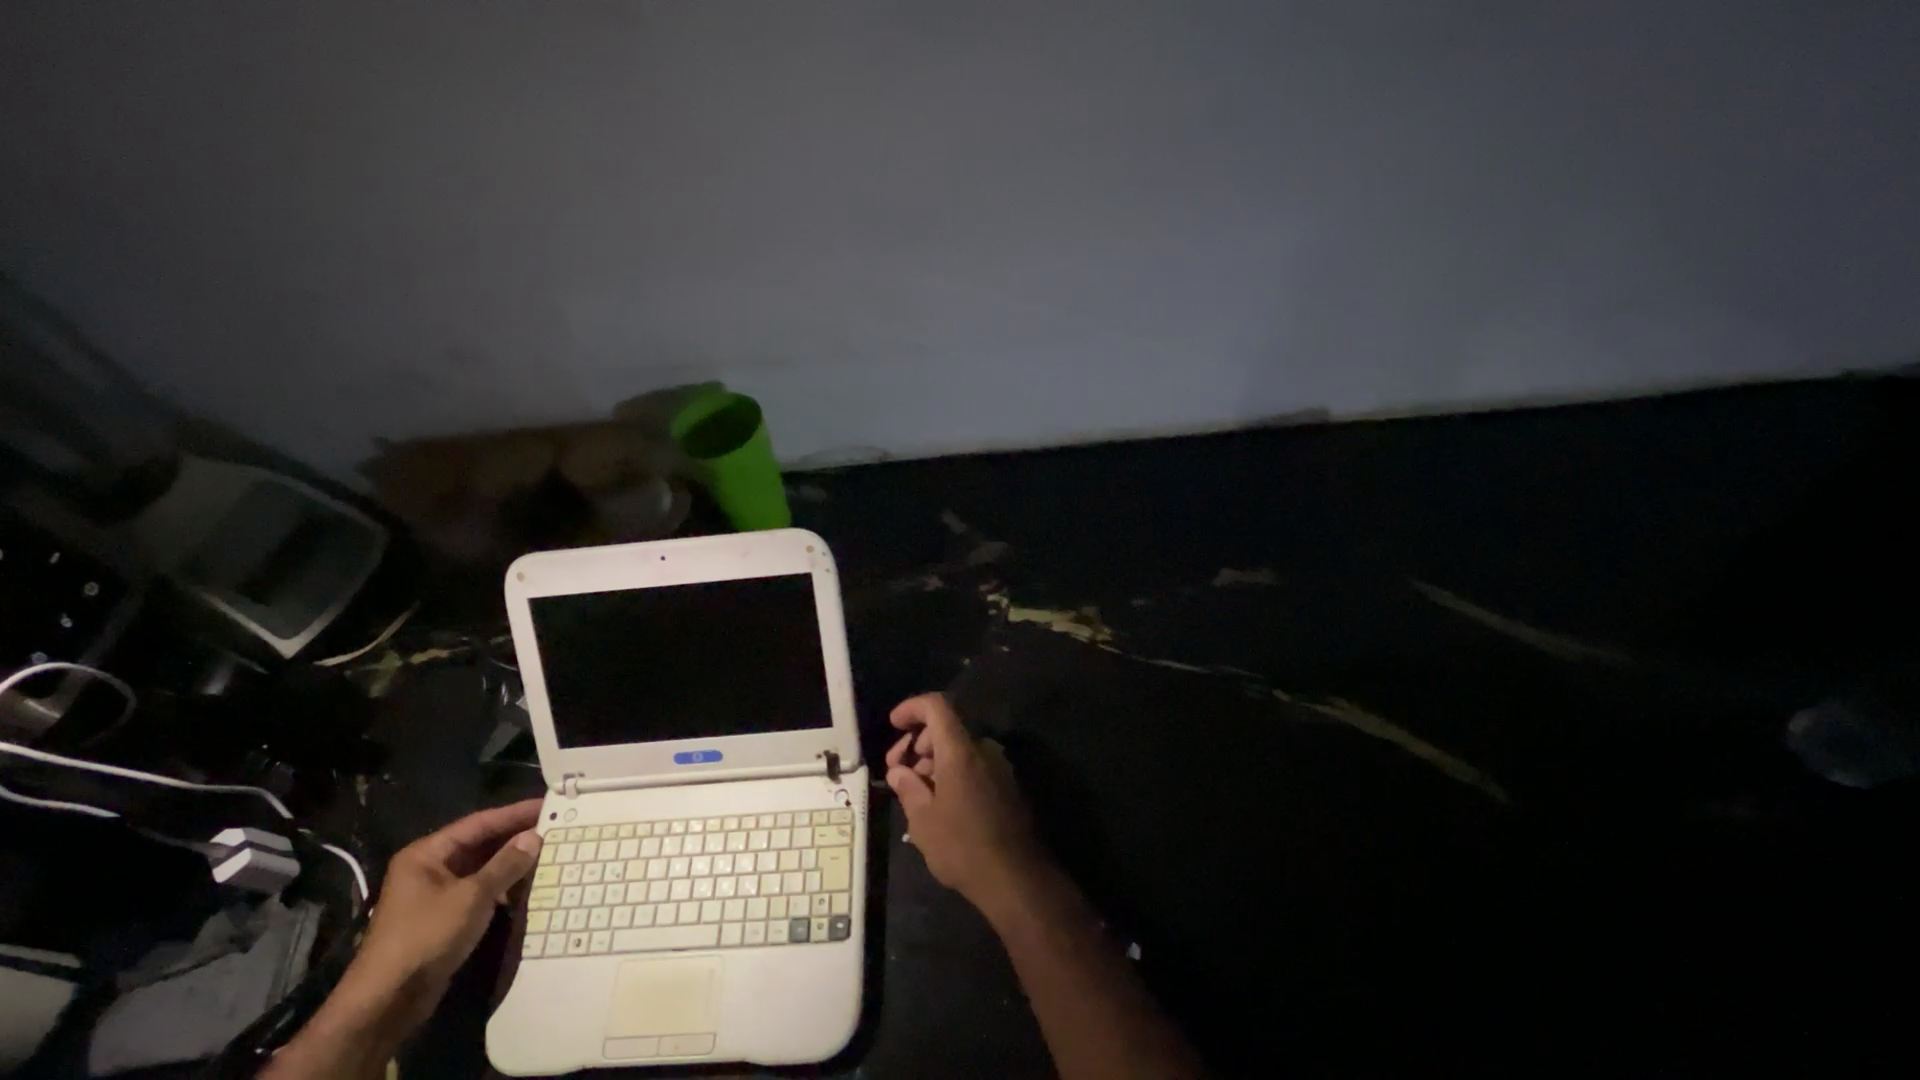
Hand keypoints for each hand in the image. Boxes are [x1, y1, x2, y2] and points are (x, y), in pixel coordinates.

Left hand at [262, 800, 542, 1077]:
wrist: (388, 999)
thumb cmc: (427, 936)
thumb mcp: (472, 896)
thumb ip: (505, 865)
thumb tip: (533, 837)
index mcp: (427, 854)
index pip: (478, 823)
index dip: (514, 813)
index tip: (547, 805)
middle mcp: (428, 868)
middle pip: (479, 844)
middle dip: (514, 837)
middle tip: (554, 827)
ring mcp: (434, 894)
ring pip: (480, 869)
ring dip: (510, 863)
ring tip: (547, 853)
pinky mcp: (443, 918)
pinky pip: (478, 891)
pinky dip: (502, 887)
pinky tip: (527, 887)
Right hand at [886, 693, 1048, 916]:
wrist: (1015, 877)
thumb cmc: (962, 846)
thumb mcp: (922, 820)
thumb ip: (908, 787)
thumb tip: (898, 771)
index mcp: (961, 751)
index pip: (936, 707)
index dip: (912, 708)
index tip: (893, 724)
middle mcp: (984, 751)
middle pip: (946, 729)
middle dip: (917, 743)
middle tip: (897, 770)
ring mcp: (1000, 768)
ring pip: (960, 750)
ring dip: (934, 761)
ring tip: (914, 792)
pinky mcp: (1007, 787)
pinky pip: (974, 767)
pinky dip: (952, 774)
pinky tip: (939, 802)